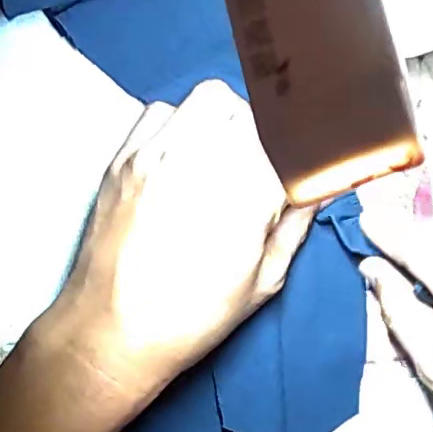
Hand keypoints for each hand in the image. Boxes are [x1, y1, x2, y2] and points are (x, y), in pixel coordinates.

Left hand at [41, 81, 313, 416]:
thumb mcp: (263, 281)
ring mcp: (155, 155)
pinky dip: (184, 123)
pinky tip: (187, 157)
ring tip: (229, 158)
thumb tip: (320, 189)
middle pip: (255, 113)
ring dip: (231, 121)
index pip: (291, 148)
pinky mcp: (123, 157)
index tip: (308, 172)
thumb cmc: (191, 318)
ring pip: (210, 100)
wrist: (111, 332)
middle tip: (269, 170)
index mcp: (242, 201)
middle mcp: (199, 165)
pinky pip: (162, 110)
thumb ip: (295, 226)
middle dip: (272, 138)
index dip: (307, 158)